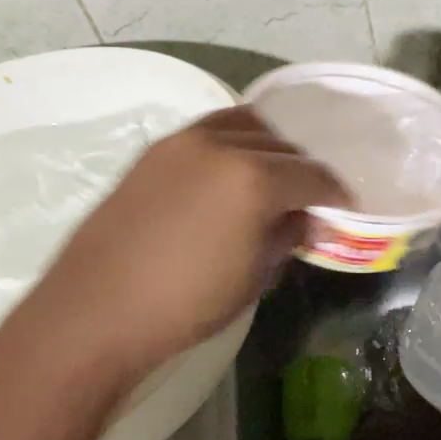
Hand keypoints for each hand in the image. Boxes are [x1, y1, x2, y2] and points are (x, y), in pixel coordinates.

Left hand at [0, 106, 347, 381]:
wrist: (95, 311)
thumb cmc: (185, 304)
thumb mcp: (254, 277)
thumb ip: (287, 237)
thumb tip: (306, 220)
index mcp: (254, 178)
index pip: (314, 176)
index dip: (336, 194)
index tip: (345, 210)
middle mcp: (222, 145)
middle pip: (283, 146)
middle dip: (304, 172)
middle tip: (309, 202)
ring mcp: (183, 142)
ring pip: (246, 127)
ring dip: (269, 149)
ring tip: (273, 179)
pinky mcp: (155, 152)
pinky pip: (210, 132)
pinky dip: (233, 145)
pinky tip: (232, 174)